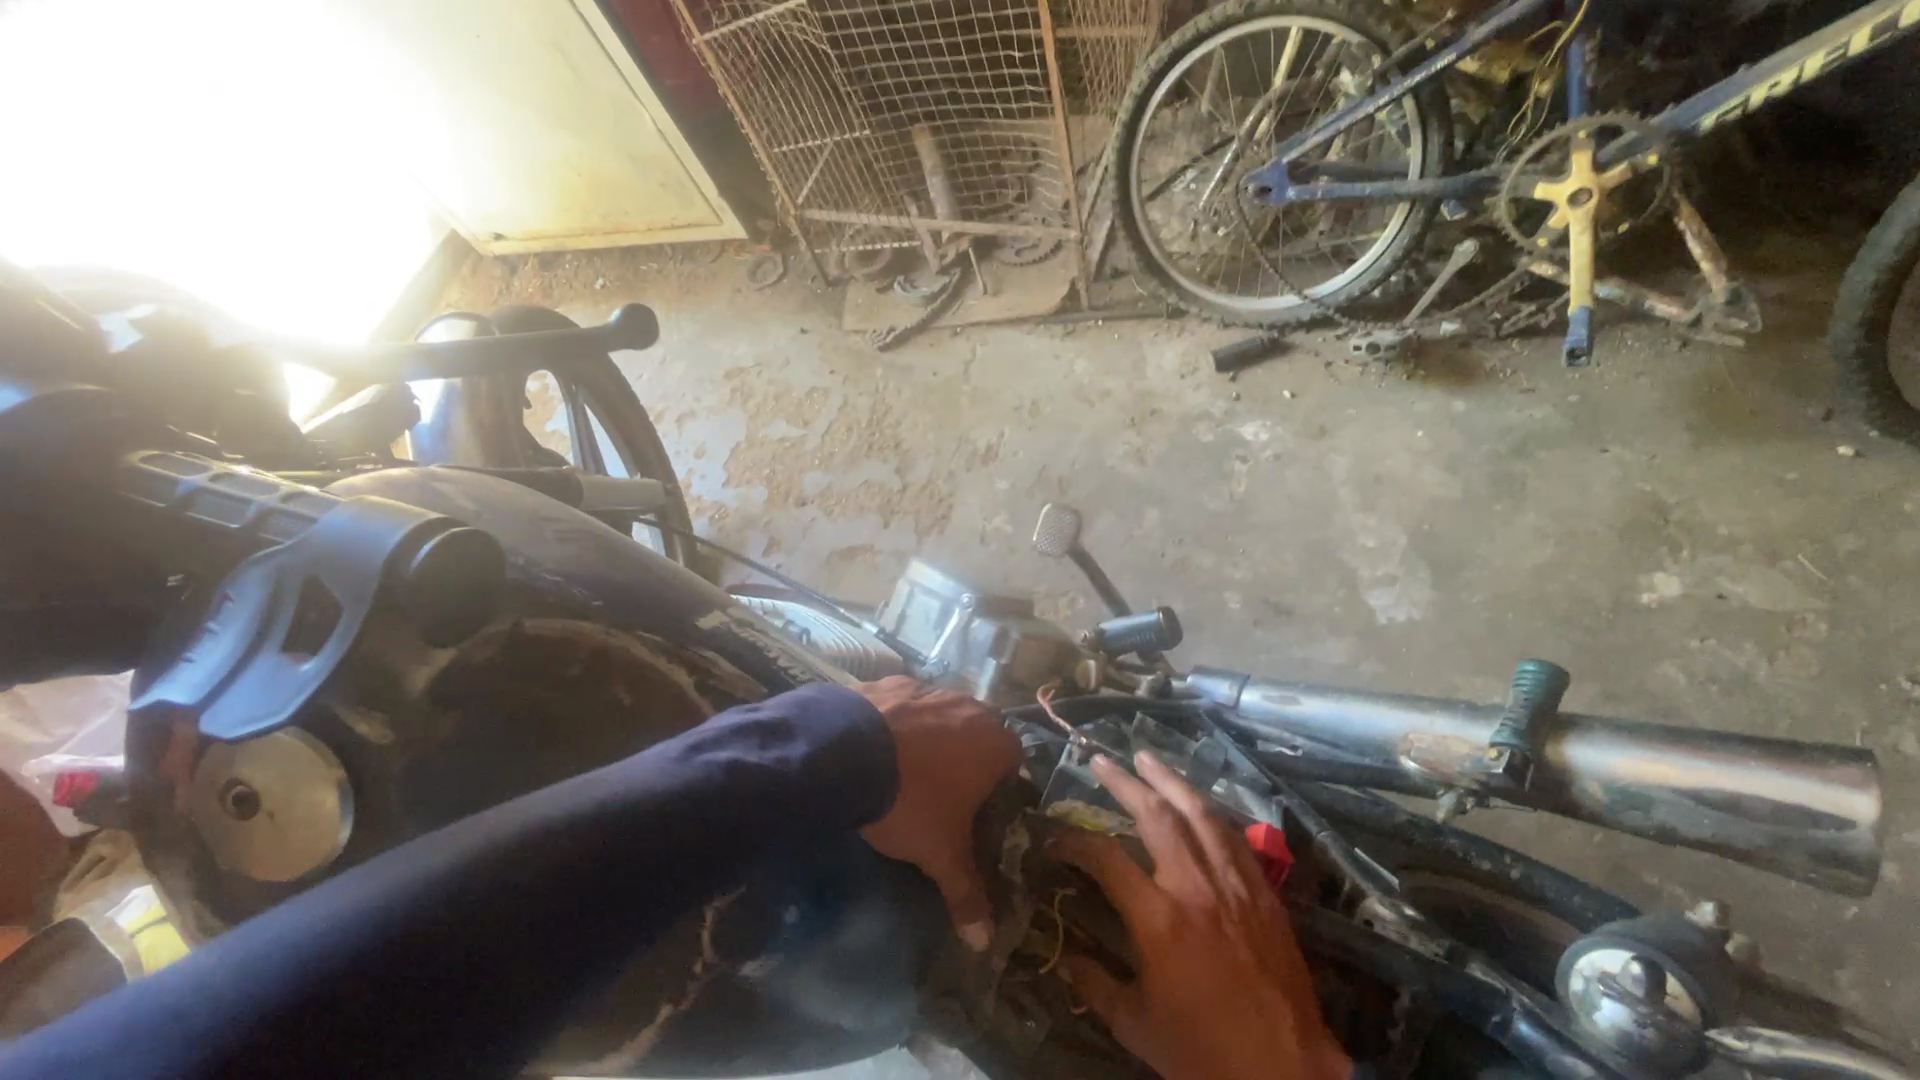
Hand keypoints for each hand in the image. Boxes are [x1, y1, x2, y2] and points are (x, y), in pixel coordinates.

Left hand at [856, 676, 1018, 950]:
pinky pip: (903, 705)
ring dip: (930, 738)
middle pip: (977, 734)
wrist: (843, 753)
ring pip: (940, 716)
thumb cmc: (910, 801)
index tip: (975, 810)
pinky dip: (896, 722)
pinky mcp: (889, 681)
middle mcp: (969, 706)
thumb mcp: (940, 853)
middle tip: (940, 793)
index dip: (997, 785)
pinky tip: (874, 748)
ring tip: (903, 771)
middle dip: (964, 760)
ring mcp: (928, 688)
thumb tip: (984, 943)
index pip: (1013, 762)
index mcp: (995, 743)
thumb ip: (966, 893)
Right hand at [1050, 752, 1350, 1079]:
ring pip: (1200, 813)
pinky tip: (1197, 801)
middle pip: (1156, 815)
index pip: (1105, 857)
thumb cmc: (1203, 1052)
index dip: (1074, 840)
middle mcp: (1196, 886)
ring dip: (1170, 780)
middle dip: (1124, 782)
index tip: (1055, 837)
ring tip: (1147, 757)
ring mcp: (1235, 884)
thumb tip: (1061, 955)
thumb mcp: (1135, 1024)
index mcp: (1158, 918)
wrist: (1285, 1072)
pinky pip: (1234, 836)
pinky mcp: (1264, 892)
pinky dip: (1209, 811)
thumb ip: (1094, 983)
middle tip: (1101, 760)